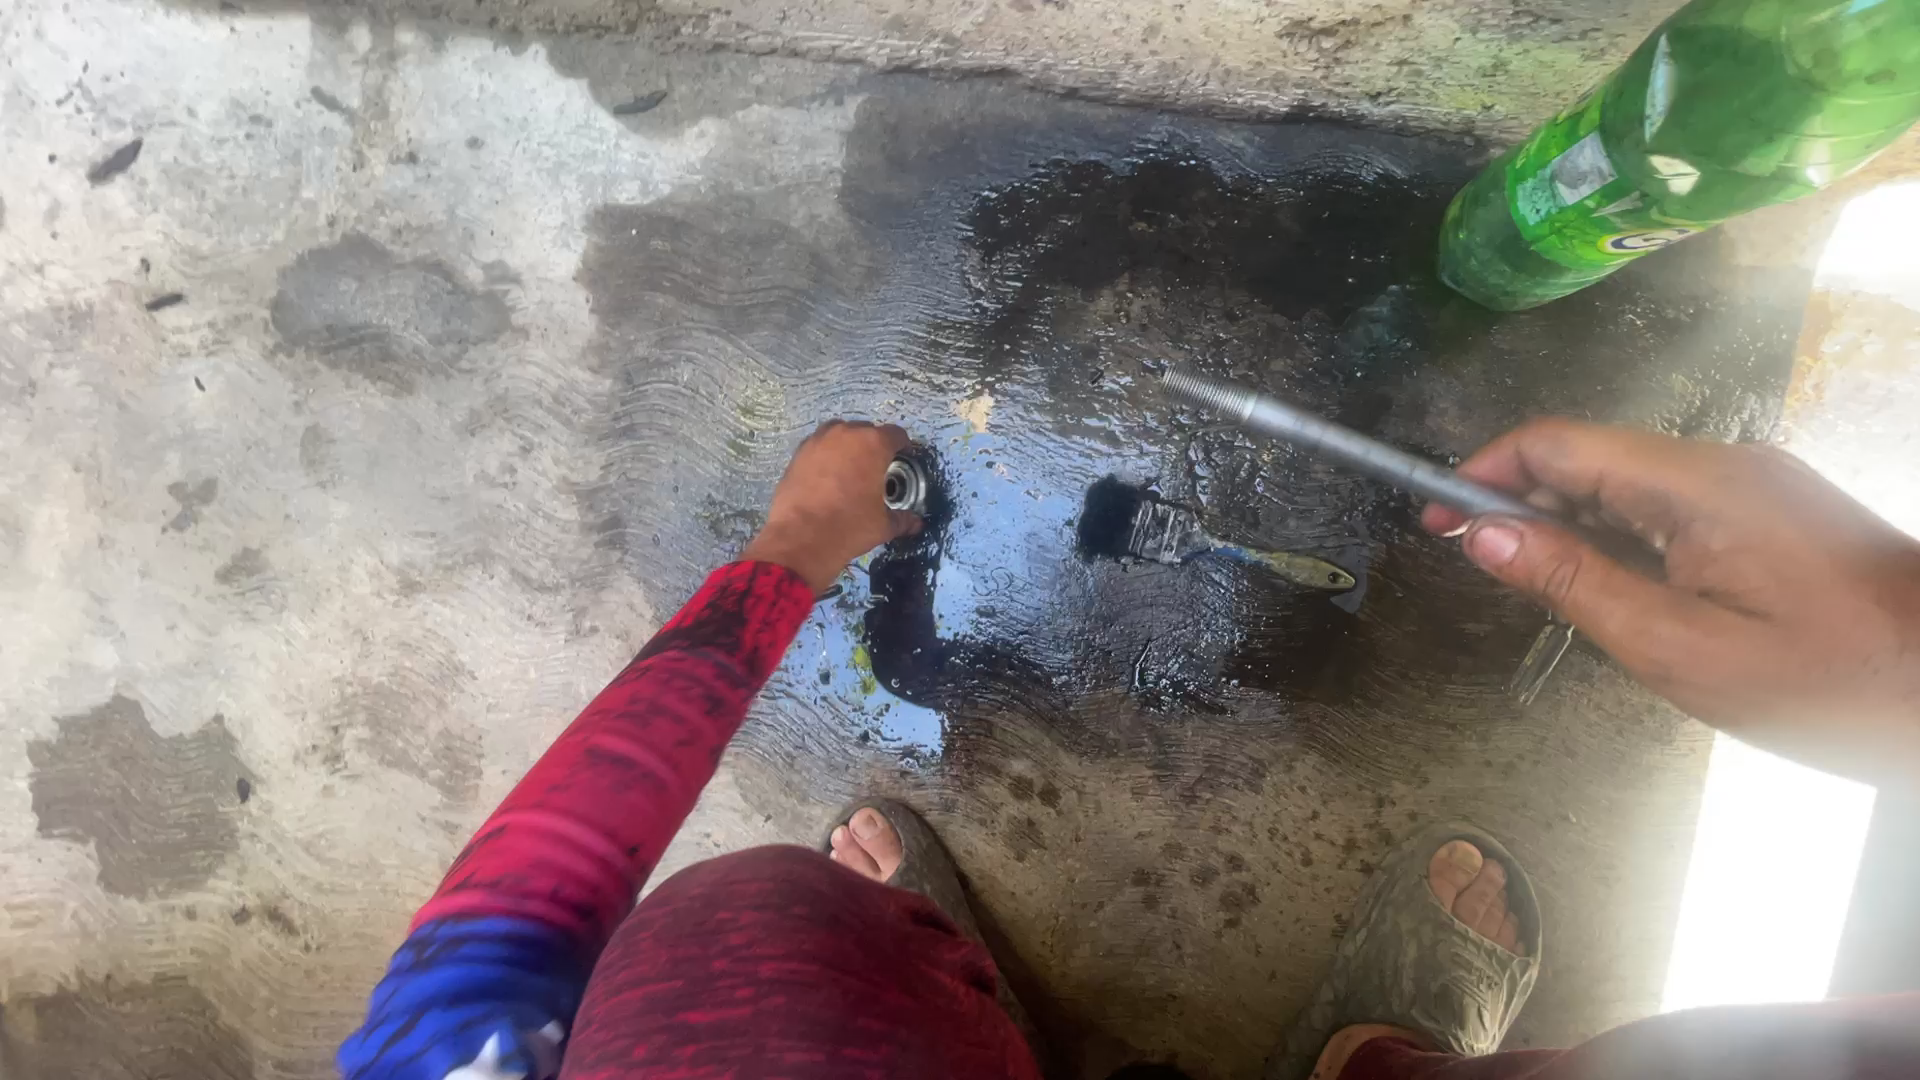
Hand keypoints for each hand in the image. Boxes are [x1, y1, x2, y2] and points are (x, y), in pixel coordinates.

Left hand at [742, 420, 921, 593]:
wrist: (800, 537)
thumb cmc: (849, 526)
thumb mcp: (883, 526)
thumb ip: (902, 519)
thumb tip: (915, 522)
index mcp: (874, 444)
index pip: (896, 434)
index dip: (903, 446)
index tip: (903, 458)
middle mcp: (846, 433)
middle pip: (867, 430)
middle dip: (874, 446)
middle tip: (877, 468)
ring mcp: (819, 440)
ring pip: (840, 433)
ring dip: (848, 446)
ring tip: (851, 468)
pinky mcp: (798, 453)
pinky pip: (820, 446)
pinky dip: (827, 454)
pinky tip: (828, 476)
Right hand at [1422, 417, 1919, 785]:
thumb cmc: (1832, 682)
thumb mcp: (1675, 645)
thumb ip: (1569, 581)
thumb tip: (1481, 535)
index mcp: (1695, 485)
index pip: (1553, 444)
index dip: (1479, 472)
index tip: (1437, 521)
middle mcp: (1717, 466)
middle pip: (1579, 459)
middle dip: (1511, 500)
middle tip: (1477, 560)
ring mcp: (1742, 487)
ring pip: (1612, 484)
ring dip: (1554, 522)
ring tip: (1531, 581)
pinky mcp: (1756, 512)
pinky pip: (1651, 507)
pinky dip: (1600, 535)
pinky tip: (1595, 580)